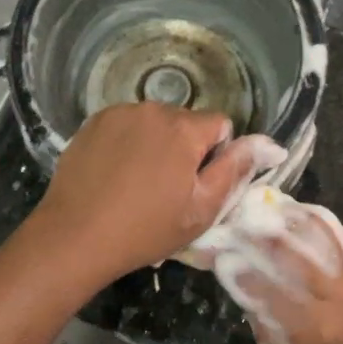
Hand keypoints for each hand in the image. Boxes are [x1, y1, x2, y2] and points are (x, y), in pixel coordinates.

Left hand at [24, 102, 275, 282]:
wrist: (75, 234)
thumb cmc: (145, 229)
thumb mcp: (201, 210)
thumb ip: (234, 170)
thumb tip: (267, 144)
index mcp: (184, 128)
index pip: (219, 125)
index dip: (215, 155)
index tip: (197, 185)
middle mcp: (153, 109)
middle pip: (184, 122)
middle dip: (184, 149)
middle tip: (167, 190)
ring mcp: (119, 112)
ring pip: (153, 123)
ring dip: (154, 144)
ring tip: (138, 184)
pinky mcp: (94, 121)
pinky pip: (125, 125)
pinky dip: (127, 143)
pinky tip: (115, 174)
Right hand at [228, 213, 342, 343]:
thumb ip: (261, 320)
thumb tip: (238, 279)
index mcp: (310, 330)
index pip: (263, 286)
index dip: (235, 266)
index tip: (216, 252)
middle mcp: (334, 297)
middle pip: (286, 251)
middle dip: (254, 234)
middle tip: (233, 222)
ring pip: (312, 232)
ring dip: (281, 217)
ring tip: (258, 208)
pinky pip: (334, 230)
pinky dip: (309, 217)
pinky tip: (291, 212)